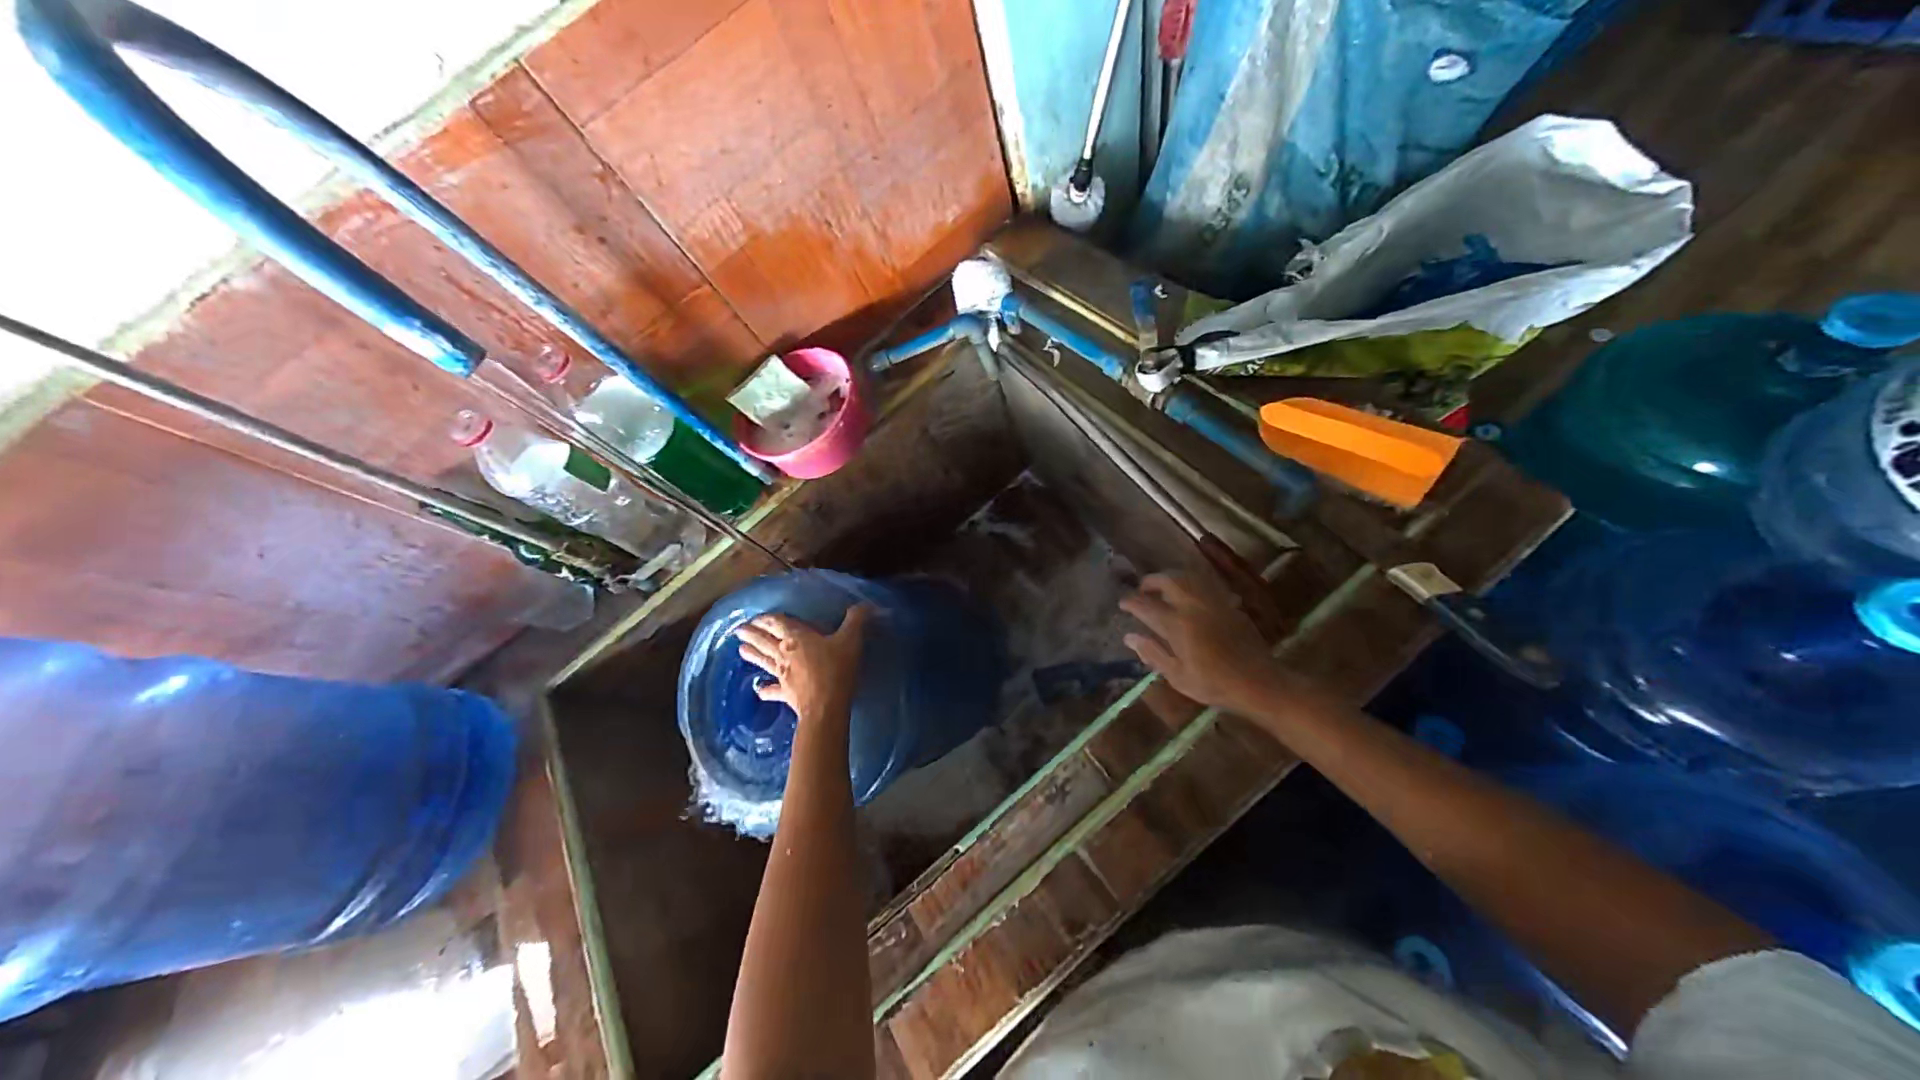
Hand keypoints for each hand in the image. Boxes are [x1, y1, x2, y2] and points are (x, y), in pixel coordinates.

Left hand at [735, 605, 871, 723]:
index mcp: (797, 638)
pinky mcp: (785, 694)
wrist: (825, 706)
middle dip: (752, 634)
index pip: (778, 624)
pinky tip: (759, 689)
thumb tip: (866, 604)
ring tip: (740, 650)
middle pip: (764, 641)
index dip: (768, 619)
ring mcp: (782, 675)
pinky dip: (765, 690)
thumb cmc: (836, 669)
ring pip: (764, 662)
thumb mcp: (850, 640)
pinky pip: (772, 691)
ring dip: (752, 655)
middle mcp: (785, 654)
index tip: (757, 616)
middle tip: (739, 630)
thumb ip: (856, 620)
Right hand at [1119, 572, 1288, 712]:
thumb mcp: (1177, 676)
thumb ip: (1152, 653)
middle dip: (1150, 581)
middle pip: (1168, 580)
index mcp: (1177, 625)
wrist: (1257, 681)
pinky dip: (1191, 583)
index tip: (1122, 603)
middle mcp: (1193, 606)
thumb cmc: (1213, 684)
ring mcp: (1213, 602)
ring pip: (1188, 577)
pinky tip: (1189, 594)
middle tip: (1142, 590)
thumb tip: (1129, 637)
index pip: (1146, 605)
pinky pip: (1205, 584)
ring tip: (1163, 589)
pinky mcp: (1229, 604)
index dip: (1130, 602)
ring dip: (1171, 578)